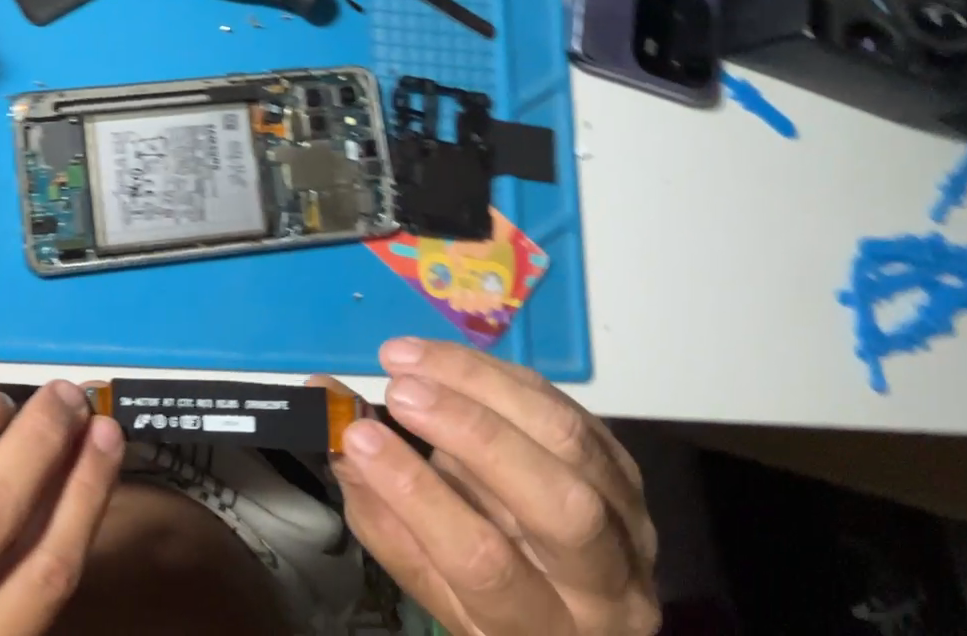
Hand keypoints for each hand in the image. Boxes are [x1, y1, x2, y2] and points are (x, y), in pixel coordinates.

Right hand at [323, 340, 658, 635]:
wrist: (583, 608)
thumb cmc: (487, 600)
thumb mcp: (426, 580)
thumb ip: (378, 509)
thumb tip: (336, 427)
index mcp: (545, 628)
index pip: (485, 562)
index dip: (418, 495)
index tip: (357, 437)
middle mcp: (608, 582)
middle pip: (558, 503)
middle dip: (472, 433)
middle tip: (398, 390)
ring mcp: (630, 520)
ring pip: (569, 439)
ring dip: (481, 384)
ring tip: (406, 358)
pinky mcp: (623, 466)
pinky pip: (564, 406)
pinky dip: (496, 374)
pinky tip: (441, 359)